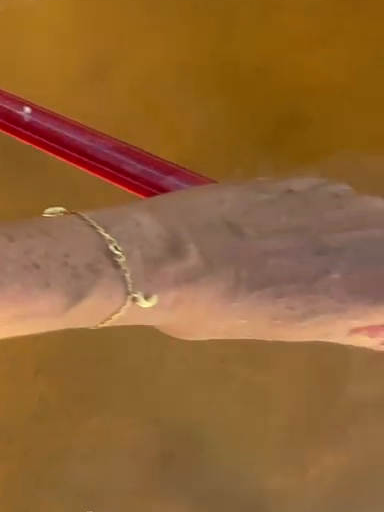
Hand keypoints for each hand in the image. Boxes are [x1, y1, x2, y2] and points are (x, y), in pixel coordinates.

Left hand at [103, 178, 383, 349]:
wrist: (152, 256)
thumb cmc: (210, 307)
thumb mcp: (284, 329)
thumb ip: (343, 324)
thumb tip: (373, 328)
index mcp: (382, 288)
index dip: (366, 302)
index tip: (350, 311)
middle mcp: (383, 238)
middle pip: (382, 253)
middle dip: (364, 270)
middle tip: (317, 284)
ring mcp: (350, 203)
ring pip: (369, 224)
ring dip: (343, 241)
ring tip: (285, 257)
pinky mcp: (308, 182)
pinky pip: (333, 202)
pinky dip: (314, 218)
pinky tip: (267, 231)